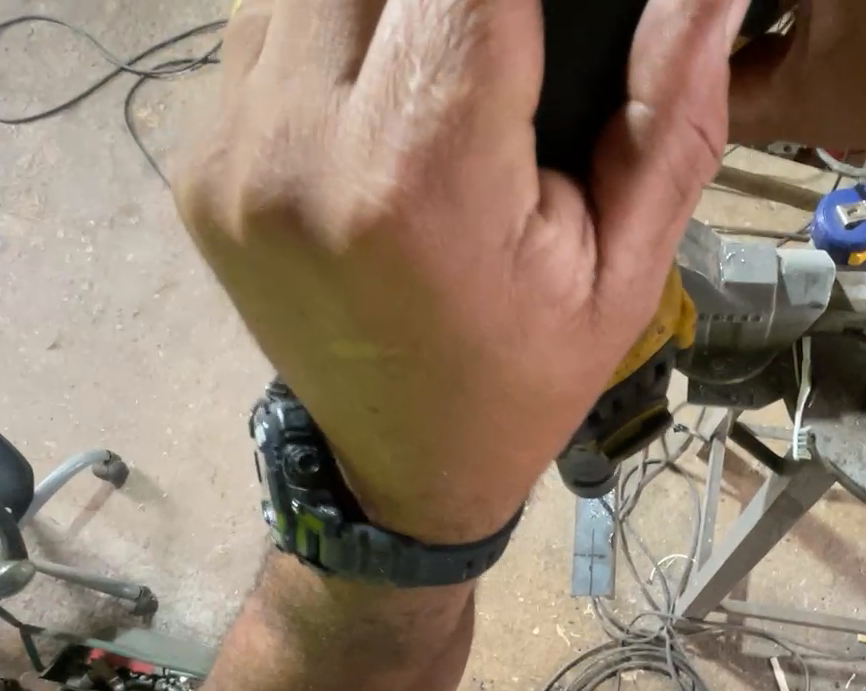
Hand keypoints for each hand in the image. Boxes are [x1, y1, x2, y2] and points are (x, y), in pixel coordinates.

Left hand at [177, 0, 748, 543]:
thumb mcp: (625, 279)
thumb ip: (670, 125)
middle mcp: (297, 147)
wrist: (410, 468)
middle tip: (506, 66)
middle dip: (456, 1)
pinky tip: (382, 106)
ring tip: (446, 84)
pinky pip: (259, 31)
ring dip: (390, 6)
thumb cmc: (528, 385)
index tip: (550, 25)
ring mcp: (228, 152)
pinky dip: (332, 37)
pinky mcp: (195, 163)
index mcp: (423, 180)